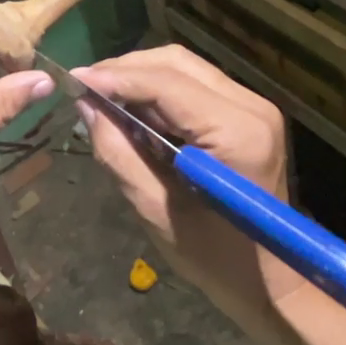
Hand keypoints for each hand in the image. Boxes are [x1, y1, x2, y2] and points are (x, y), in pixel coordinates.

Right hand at [73, 45, 305, 306]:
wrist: (271, 282)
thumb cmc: (216, 257)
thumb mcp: (156, 211)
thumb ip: (120, 155)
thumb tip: (86, 107)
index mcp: (237, 133)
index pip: (167, 83)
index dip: (116, 77)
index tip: (74, 80)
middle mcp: (252, 107)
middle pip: (178, 62)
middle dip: (126, 69)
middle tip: (84, 87)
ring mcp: (255, 108)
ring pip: (186, 67)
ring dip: (141, 76)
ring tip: (102, 96)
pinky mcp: (249, 116)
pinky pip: (196, 85)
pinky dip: (160, 90)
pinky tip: (133, 109)